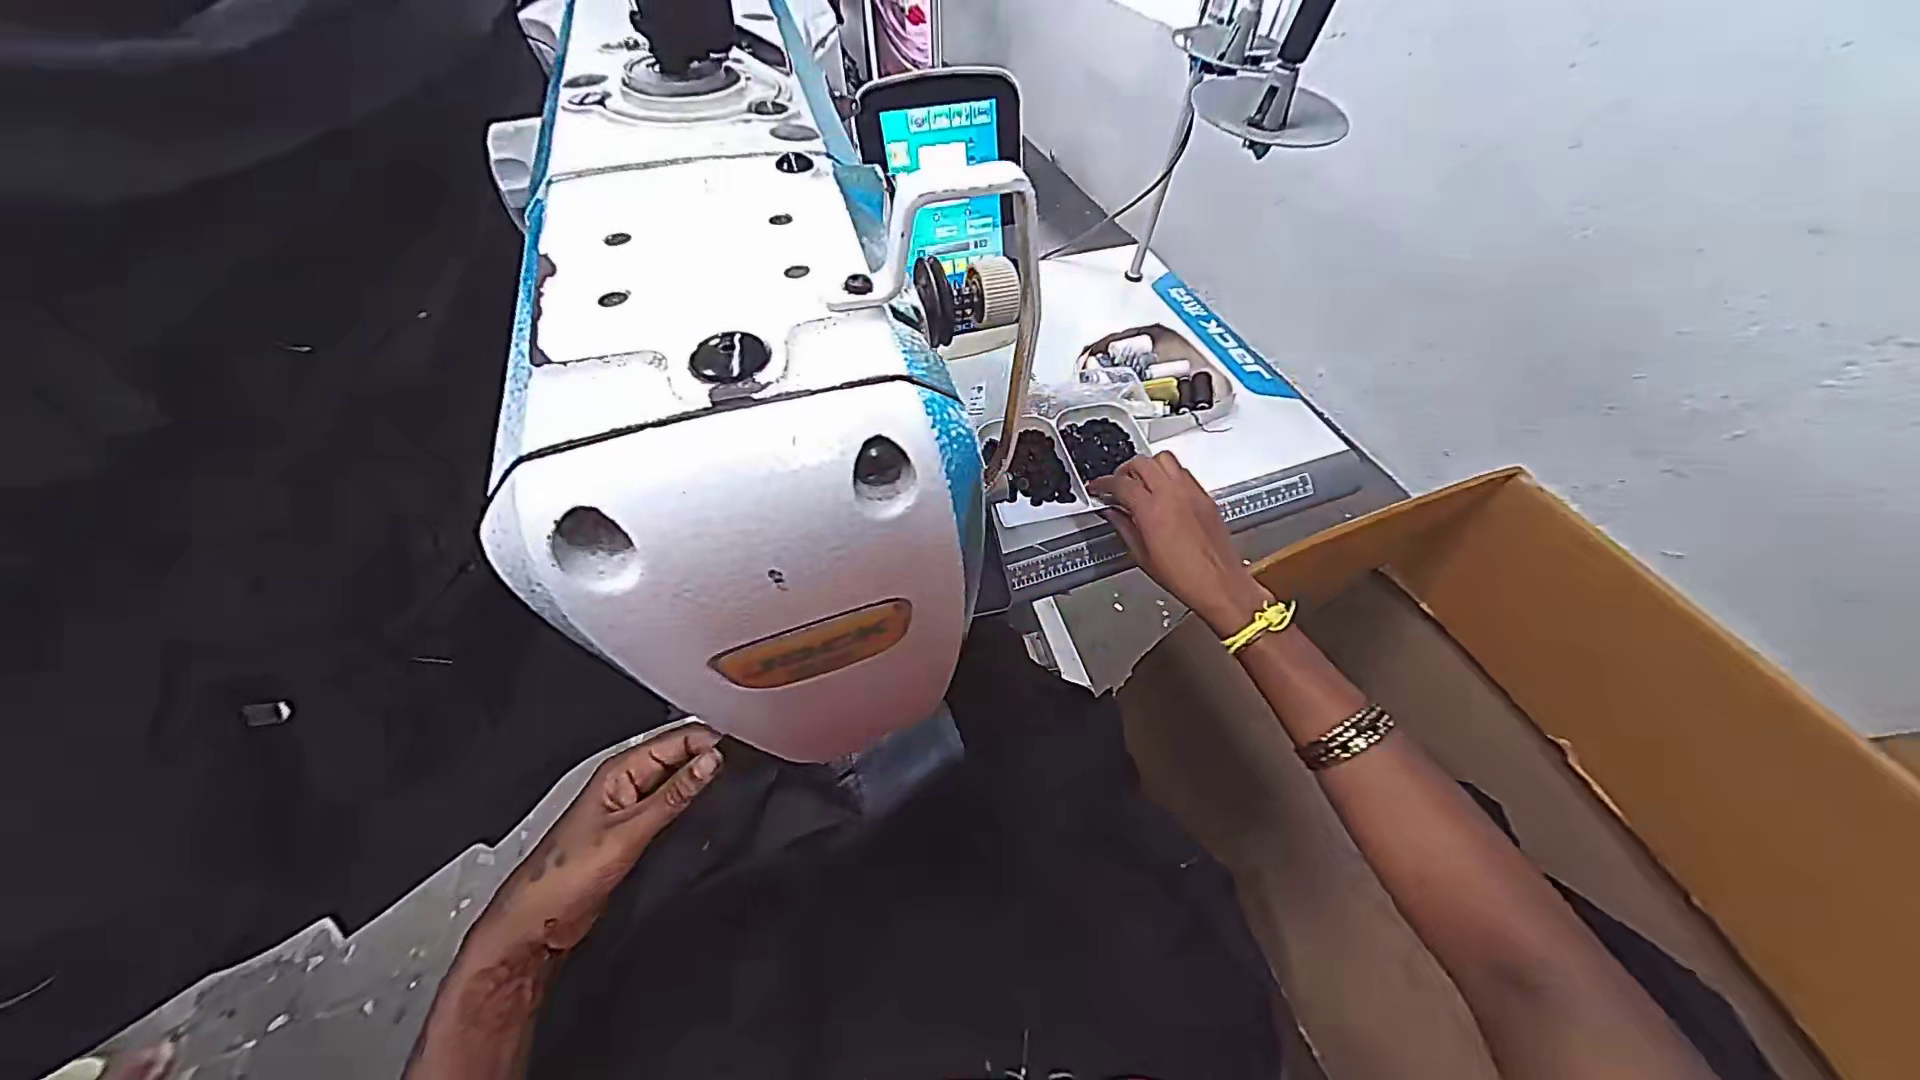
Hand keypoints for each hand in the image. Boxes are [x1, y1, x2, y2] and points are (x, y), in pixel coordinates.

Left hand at [468, 724, 723, 956]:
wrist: (534, 928)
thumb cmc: (560, 878)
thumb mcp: (628, 832)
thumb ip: (675, 794)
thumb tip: (712, 760)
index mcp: (621, 769)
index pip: (680, 738)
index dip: (712, 742)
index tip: (740, 755)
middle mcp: (629, 782)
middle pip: (684, 757)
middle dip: (712, 762)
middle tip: (741, 774)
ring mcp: (636, 807)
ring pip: (683, 783)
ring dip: (704, 787)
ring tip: (729, 794)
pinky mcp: (641, 831)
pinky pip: (677, 808)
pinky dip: (694, 809)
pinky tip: (708, 817)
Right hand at [1087, 451, 1274, 635]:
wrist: (1218, 583)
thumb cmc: (1185, 577)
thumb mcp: (1142, 555)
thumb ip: (1124, 527)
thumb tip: (1113, 513)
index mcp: (1151, 510)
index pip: (1121, 483)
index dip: (1104, 483)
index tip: (1098, 488)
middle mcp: (1173, 495)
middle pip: (1142, 463)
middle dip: (1124, 470)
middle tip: (1117, 484)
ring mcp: (1191, 493)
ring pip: (1164, 459)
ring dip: (1148, 467)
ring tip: (1141, 482)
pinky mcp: (1205, 497)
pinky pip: (1183, 472)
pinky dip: (1169, 474)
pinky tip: (1164, 490)